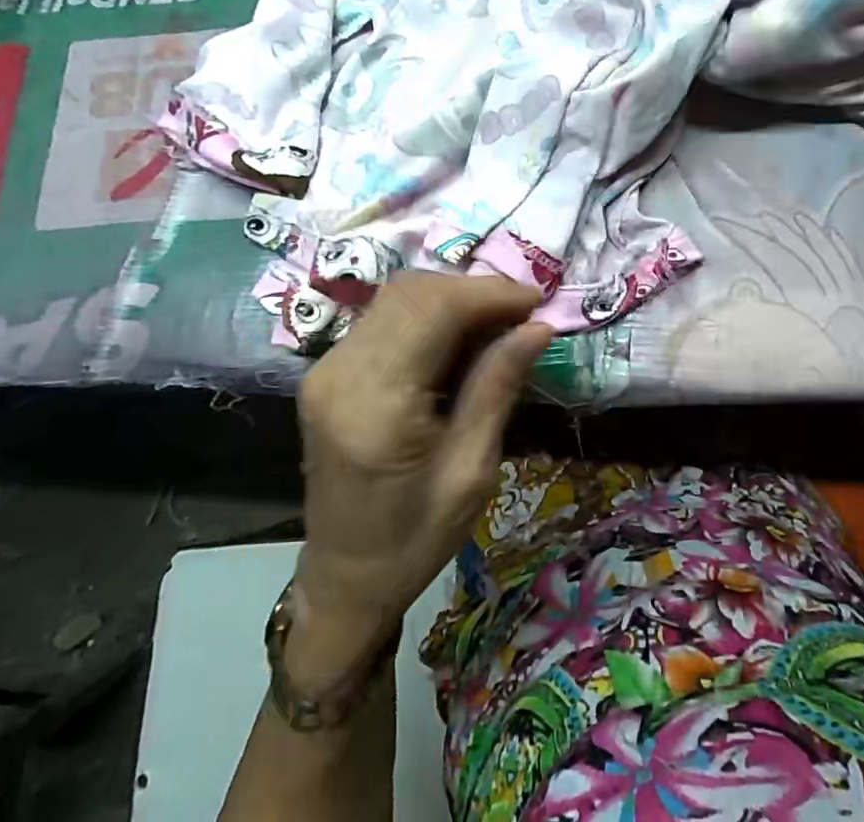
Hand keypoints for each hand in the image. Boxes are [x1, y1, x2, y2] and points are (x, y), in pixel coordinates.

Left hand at [288, 271, 551, 688]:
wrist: (345, 574)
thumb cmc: (416, 539)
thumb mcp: (471, 472)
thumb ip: (497, 388)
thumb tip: (538, 328)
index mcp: (378, 405)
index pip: (433, 309)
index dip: (489, 293)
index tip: (537, 302)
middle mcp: (341, 373)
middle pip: (411, 293)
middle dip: (473, 290)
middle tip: (522, 313)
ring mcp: (325, 368)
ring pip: (395, 298)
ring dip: (450, 298)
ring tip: (497, 323)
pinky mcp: (326, 372)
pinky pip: (382, 320)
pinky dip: (426, 316)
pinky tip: (458, 339)